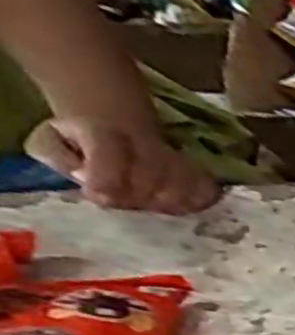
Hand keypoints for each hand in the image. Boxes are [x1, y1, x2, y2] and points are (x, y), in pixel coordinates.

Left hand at [24, 117, 218, 213]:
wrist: (116, 128)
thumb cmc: (78, 142)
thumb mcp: (48, 142)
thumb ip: (57, 158)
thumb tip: (84, 178)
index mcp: (105, 132)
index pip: (112, 156)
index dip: (106, 180)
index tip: (98, 197)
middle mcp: (149, 145)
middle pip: (152, 178)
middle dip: (135, 197)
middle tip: (121, 203)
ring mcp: (180, 160)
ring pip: (183, 188)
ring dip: (164, 204)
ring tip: (147, 205)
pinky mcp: (200, 173)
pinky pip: (206, 192)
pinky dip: (194, 204)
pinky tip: (176, 207)